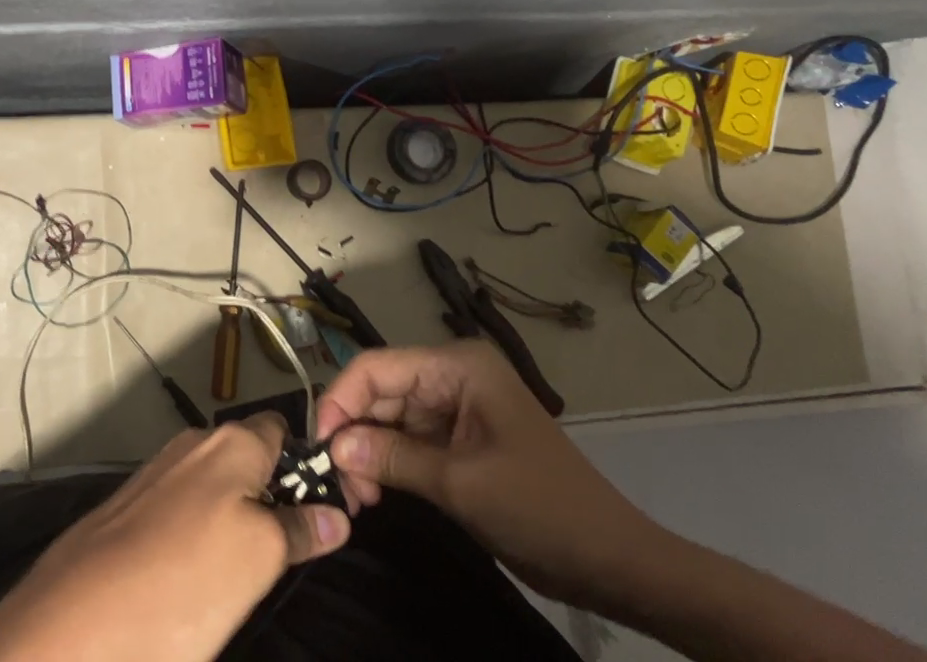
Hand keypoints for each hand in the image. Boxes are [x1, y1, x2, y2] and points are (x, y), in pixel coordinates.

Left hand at [0, 413, 350, 661]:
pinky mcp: (126, 512)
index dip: (307, 465)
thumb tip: (334, 516)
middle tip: (289, 552)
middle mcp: (189, 446)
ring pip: (214, 492)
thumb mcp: (261, 557)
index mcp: (229, 442)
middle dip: (272, 498)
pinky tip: (195, 579)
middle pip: (248, 462)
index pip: (281, 430)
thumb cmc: (187, 577)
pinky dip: (197, 538)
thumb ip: (299, 529)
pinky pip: (181, 514)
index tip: (326, 510)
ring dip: (235, 522)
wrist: (77, 619)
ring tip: (244, 576)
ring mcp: (153, 478)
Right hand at [315, 340, 668, 608]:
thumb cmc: (540, 508)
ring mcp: (454, 409)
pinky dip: (384, 464)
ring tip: (357, 498)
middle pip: (379, 391)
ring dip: (365, 454)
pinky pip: (405, 441)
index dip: (341, 400)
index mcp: (459, 367)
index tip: (319, 447)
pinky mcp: (456, 441)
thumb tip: (334, 447)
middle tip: (338, 486)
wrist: (608, 559)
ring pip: (386, 419)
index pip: (376, 366)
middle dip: (353, 433)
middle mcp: (452, 377)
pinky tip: (373, 494)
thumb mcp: (460, 482)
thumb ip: (392, 458)